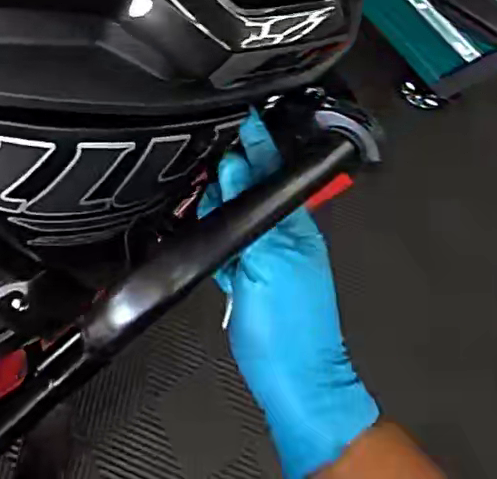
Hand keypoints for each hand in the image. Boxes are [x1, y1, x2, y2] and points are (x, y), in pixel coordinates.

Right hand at [201, 111, 378, 478]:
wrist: (291, 381)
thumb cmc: (293, 329)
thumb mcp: (269, 260)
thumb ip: (248, 213)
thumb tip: (231, 169)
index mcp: (293, 223)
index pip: (271, 169)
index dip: (255, 141)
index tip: (243, 115)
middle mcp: (279, 233)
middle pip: (246, 186)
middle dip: (225, 173)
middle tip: (209, 164)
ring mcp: (262, 254)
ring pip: (231, 211)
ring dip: (215, 203)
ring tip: (203, 203)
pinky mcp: (245, 273)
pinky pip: (224, 240)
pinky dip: (212, 233)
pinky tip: (204, 230)